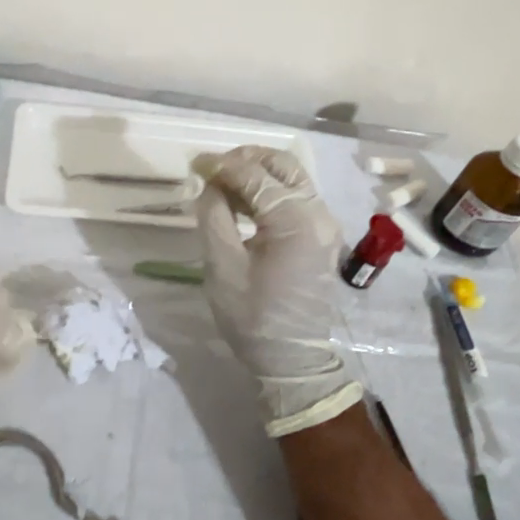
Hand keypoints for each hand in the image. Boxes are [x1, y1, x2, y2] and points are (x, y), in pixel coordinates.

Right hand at [195, 145, 361, 436]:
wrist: (293, 360)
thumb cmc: (253, 317)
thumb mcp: (222, 266)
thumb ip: (214, 216)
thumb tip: (210, 184)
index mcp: (296, 220)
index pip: (254, 176)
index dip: (222, 165)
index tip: (194, 163)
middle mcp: (318, 214)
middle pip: (282, 165)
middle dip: (245, 159)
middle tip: (213, 168)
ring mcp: (325, 224)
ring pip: (292, 178)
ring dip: (258, 173)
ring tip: (223, 182)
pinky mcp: (322, 236)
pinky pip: (297, 197)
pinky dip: (271, 190)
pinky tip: (244, 201)